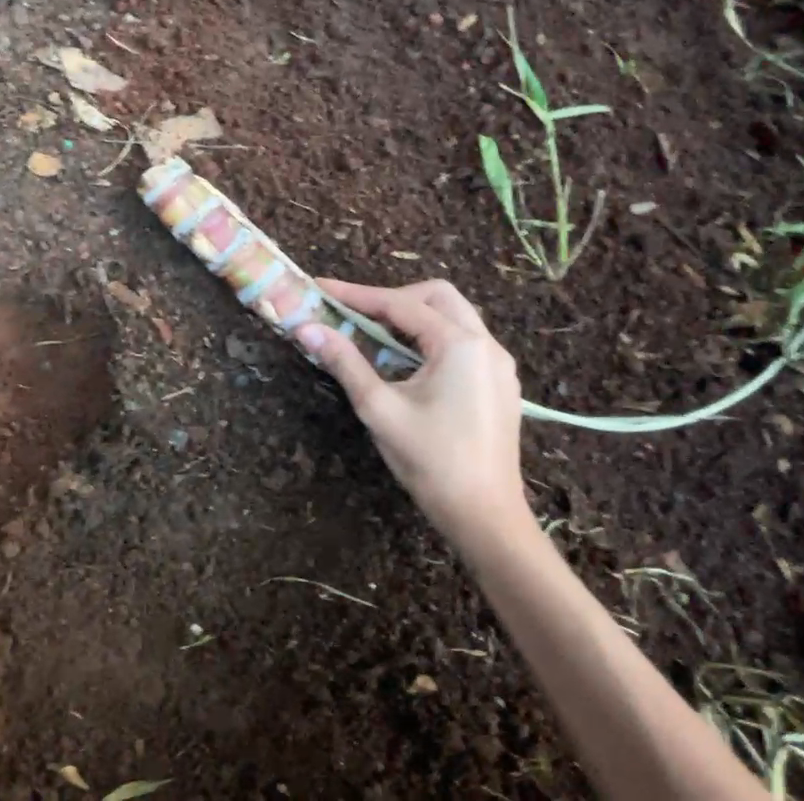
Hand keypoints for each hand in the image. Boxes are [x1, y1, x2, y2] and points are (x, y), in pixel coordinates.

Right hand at [296, 279, 527, 545]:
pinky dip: (427, 339)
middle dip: (390, 298)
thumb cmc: (430, 460)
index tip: (320, 288)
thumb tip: (306, 329)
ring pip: (452, 318)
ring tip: (370, 336)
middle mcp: (486, 346)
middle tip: (352, 314)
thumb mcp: (378, 408)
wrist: (484, 514)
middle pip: (437, 297)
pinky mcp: (497, 385)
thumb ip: (344, 362)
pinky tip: (401, 363)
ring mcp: (497, 366)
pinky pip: (460, 343)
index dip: (356, 295)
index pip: (400, 304)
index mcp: (460, 346)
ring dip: (409, 319)